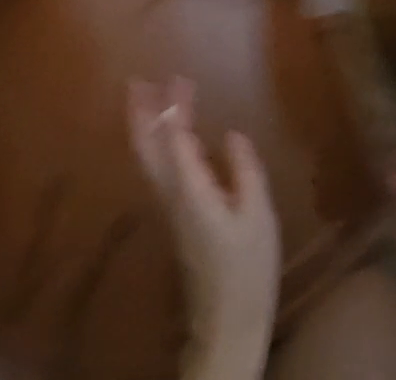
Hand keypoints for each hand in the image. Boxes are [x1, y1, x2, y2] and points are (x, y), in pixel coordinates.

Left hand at [126, 78, 280, 353]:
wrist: (226, 317)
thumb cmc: (247, 267)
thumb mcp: (258, 216)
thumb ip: (244, 171)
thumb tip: (231, 135)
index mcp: (190, 188)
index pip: (174, 137)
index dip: (174, 106)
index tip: (179, 78)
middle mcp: (170, 192)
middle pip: (146, 145)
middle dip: (141, 112)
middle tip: (137, 80)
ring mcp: (168, 204)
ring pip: (146, 156)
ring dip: (143, 125)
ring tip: (143, 98)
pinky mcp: (174, 214)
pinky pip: (155, 167)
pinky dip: (154, 143)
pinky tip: (166, 136)